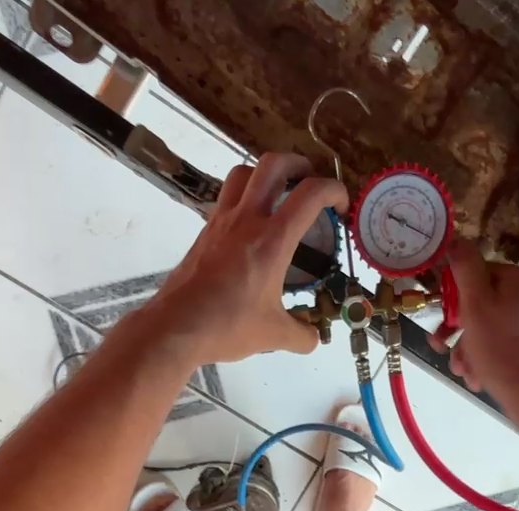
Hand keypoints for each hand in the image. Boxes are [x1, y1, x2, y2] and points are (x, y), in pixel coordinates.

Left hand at [133, 152, 347, 365]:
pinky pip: (226, 198)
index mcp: (272, 240)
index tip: (341, 206)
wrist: (176, 326)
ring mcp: (221, 222)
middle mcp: (246, 220)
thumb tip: (313, 338)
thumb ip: (301, 335)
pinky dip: (244, 197)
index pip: (310, 194)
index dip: (334, 190)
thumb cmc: (227, 326)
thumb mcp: (274, 335)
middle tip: (310, 182)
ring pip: (243, 173)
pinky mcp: (204, 232)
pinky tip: (251, 225)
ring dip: (266, 174)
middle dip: (298, 164)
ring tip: (278, 194)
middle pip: (273, 164)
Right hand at [443, 239, 518, 399]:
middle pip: (483, 305)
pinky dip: (488, 359)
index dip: (454, 297)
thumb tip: (456, 238)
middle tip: (443, 349)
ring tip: (463, 371)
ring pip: (492, 329)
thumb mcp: (475, 306)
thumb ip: (465, 269)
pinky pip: (505, 346)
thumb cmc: (502, 351)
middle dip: (460, 330)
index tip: (442, 320)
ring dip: (470, 349)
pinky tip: (479, 378)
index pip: (477, 274)